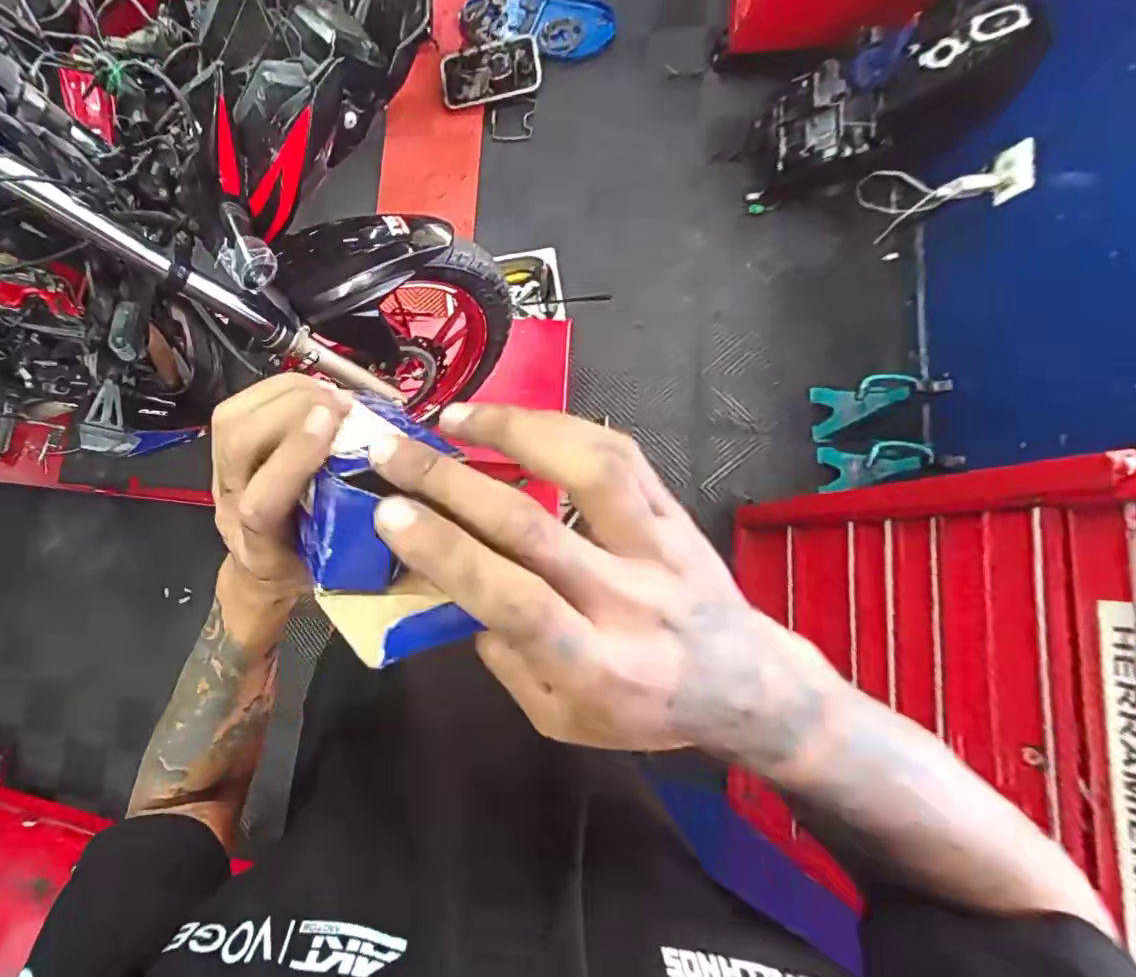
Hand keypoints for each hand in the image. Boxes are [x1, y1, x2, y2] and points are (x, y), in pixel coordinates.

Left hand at [210, 374, 352, 600]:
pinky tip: (316, 388)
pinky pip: (243, 405)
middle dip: (291, 409)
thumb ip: (362, 534)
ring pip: (233, 417)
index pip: (263, 499)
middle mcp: (230, 504)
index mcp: (259, 545)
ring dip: (286, 393)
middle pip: (238, 443)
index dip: (295, 456)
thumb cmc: (304, 569)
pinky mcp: (226, 447)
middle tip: (344, 403)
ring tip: (333, 393)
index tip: (333, 421)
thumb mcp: (338, 566)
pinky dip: (280, 388)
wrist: (261, 572)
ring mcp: (221, 473)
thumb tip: (403, 486)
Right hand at [367, 403, 835, 763]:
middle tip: (391, 451)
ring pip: (590, 469)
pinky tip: (513, 419)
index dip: (447, 553)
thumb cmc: (642, 709)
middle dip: (449, 483)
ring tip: (453, 417)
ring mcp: (657, 545)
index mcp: (595, 664)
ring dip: (512, 432)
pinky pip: (620, 452)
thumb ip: (504, 656)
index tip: (390, 513)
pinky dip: (559, 425)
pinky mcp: (674, 509)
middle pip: (532, 527)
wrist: (745, 683)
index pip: (513, 601)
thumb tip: (453, 585)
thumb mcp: (560, 717)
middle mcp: (627, 598)